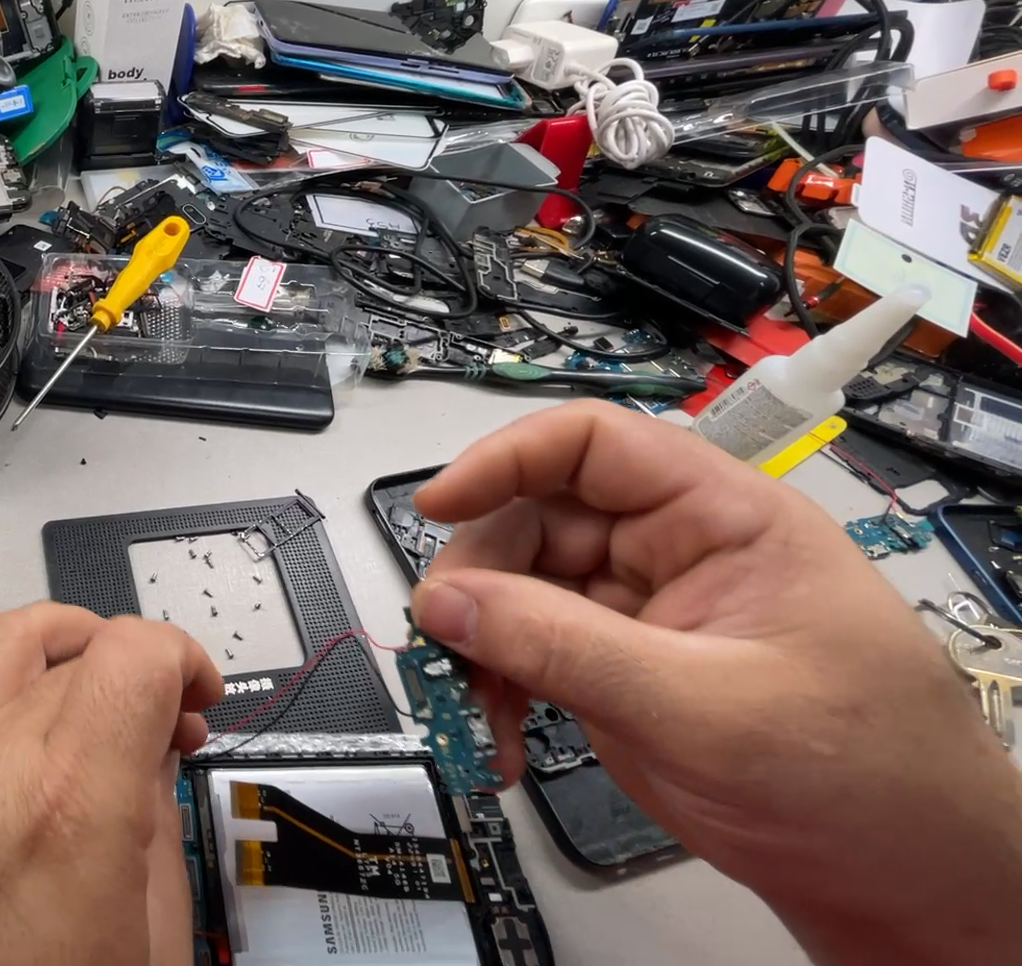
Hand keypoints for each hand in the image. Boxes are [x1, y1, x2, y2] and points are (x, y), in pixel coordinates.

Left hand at [0, 602, 222, 965]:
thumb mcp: (145, 951)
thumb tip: (153, 760)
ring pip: (16, 635)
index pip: (133, 653)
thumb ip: (156, 834)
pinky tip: (48, 715)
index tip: (198, 691)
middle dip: (146, 673)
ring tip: (111, 692)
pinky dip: (23, 668)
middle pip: (87, 649)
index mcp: (66, 810)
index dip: (183, 656)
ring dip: (79, 646)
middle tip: (171, 724)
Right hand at [410, 401, 1021, 965]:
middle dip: (478, 583)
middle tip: (445, 641)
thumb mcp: (705, 709)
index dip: (504, 460)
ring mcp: (624, 606)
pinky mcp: (597, 659)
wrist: (898, 890)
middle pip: (529, 523)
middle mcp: (661, 548)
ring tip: (474, 710)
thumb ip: (562, 647)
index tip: (437, 506)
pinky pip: (513, 645)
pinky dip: (489, 684)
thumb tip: (440, 602)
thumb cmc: (858, 784)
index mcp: (717, 519)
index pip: (591, 446)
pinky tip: (497, 733)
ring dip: (474, 646)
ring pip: (507, 588)